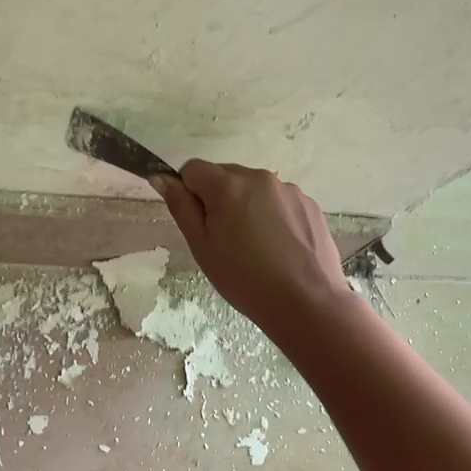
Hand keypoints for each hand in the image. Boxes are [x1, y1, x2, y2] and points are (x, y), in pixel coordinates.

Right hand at [153, 160, 354, 331]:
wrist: (306, 301)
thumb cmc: (244, 279)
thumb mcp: (202, 247)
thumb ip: (181, 207)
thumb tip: (161, 177)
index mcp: (228, 185)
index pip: (193, 169)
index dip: (189, 193)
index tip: (199, 223)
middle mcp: (259, 177)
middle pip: (225, 175)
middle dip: (219, 198)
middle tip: (226, 240)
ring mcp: (289, 189)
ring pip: (253, 188)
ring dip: (246, 206)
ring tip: (256, 247)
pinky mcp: (309, 204)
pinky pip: (279, 200)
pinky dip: (273, 215)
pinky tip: (279, 247)